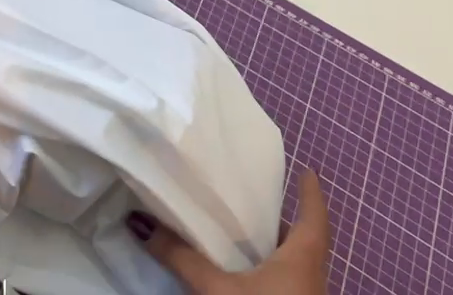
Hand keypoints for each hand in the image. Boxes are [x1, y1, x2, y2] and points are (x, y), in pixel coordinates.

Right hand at [129, 170, 331, 293]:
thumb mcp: (219, 290)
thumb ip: (181, 257)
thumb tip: (137, 220)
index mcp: (303, 261)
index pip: (315, 218)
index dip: (311, 194)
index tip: (308, 169)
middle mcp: (310, 279)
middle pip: (300, 241)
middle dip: (277, 219)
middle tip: (245, 196)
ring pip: (289, 265)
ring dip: (268, 247)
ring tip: (232, 228)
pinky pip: (279, 284)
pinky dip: (262, 271)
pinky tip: (235, 272)